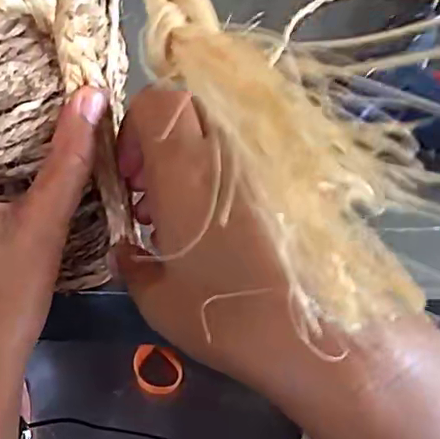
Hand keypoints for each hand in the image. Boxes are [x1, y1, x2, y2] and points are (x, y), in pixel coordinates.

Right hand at [113, 89, 439, 438]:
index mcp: (186, 168)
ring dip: (199, 155)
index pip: (155, 101)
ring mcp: (271, 161)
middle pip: (191, 104)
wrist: (316, 337)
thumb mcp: (157, 299)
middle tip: (156, 190)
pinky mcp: (300, 180)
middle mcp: (231, 149)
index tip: (131, 177)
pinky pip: (255, 153)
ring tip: (191, 211)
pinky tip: (230, 221)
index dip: (133, 130)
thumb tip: (124, 249)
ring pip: (225, 128)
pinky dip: (232, 171)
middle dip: (165, 136)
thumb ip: (131, 263)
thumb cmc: (226, 316)